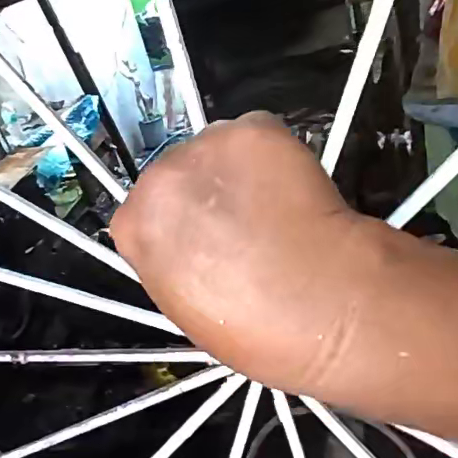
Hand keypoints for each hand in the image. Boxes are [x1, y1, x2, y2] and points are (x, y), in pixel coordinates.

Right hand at [112, 112, 401, 394]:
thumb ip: (166, 260)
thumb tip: (184, 242)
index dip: (175, 224)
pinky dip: (271, 154)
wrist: (324, 306)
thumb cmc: (254, 326)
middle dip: (200, 193)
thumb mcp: (181, 306)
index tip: (199, 237)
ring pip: (213, 151)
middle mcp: (159, 179)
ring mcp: (205, 149)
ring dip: (233, 171)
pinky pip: (255, 134)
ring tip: (268, 207)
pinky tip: (288, 188)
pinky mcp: (253, 131)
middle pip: (174, 175)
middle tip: (237, 222)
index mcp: (133, 226)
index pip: (142, 212)